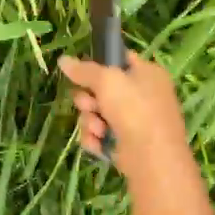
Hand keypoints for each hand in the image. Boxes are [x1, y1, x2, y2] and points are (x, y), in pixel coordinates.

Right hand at [59, 51, 193, 184]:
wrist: (151, 155)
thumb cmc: (135, 110)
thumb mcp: (108, 81)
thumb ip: (84, 70)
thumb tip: (63, 59)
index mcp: (146, 74)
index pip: (118, 59)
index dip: (98, 65)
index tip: (81, 73)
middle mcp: (140, 94)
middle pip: (99, 89)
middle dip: (87, 100)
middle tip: (90, 106)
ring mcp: (131, 119)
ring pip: (94, 113)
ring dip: (89, 122)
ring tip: (99, 130)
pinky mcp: (122, 140)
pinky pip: (97, 133)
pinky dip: (94, 138)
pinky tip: (99, 143)